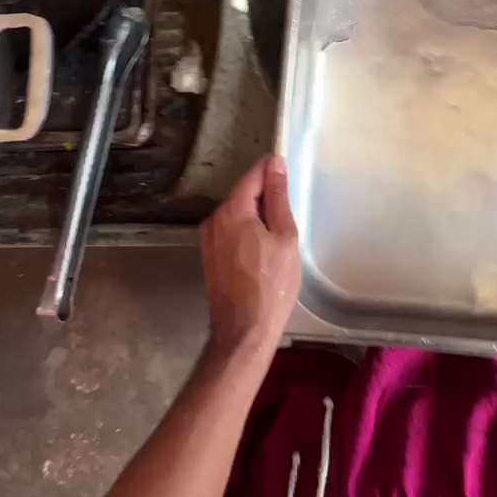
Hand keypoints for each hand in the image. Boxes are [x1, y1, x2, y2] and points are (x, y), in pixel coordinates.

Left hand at [199, 155, 300, 357]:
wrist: (244, 332)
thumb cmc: (272, 284)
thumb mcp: (284, 236)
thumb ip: (278, 197)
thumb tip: (275, 165)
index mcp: (231, 211)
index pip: (252, 175)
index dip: (271, 169)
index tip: (287, 170)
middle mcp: (213, 219)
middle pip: (242, 194)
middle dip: (265, 196)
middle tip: (289, 213)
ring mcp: (207, 239)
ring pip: (236, 213)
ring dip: (256, 215)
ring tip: (278, 236)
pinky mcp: (208, 256)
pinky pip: (230, 231)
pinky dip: (246, 231)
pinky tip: (263, 250)